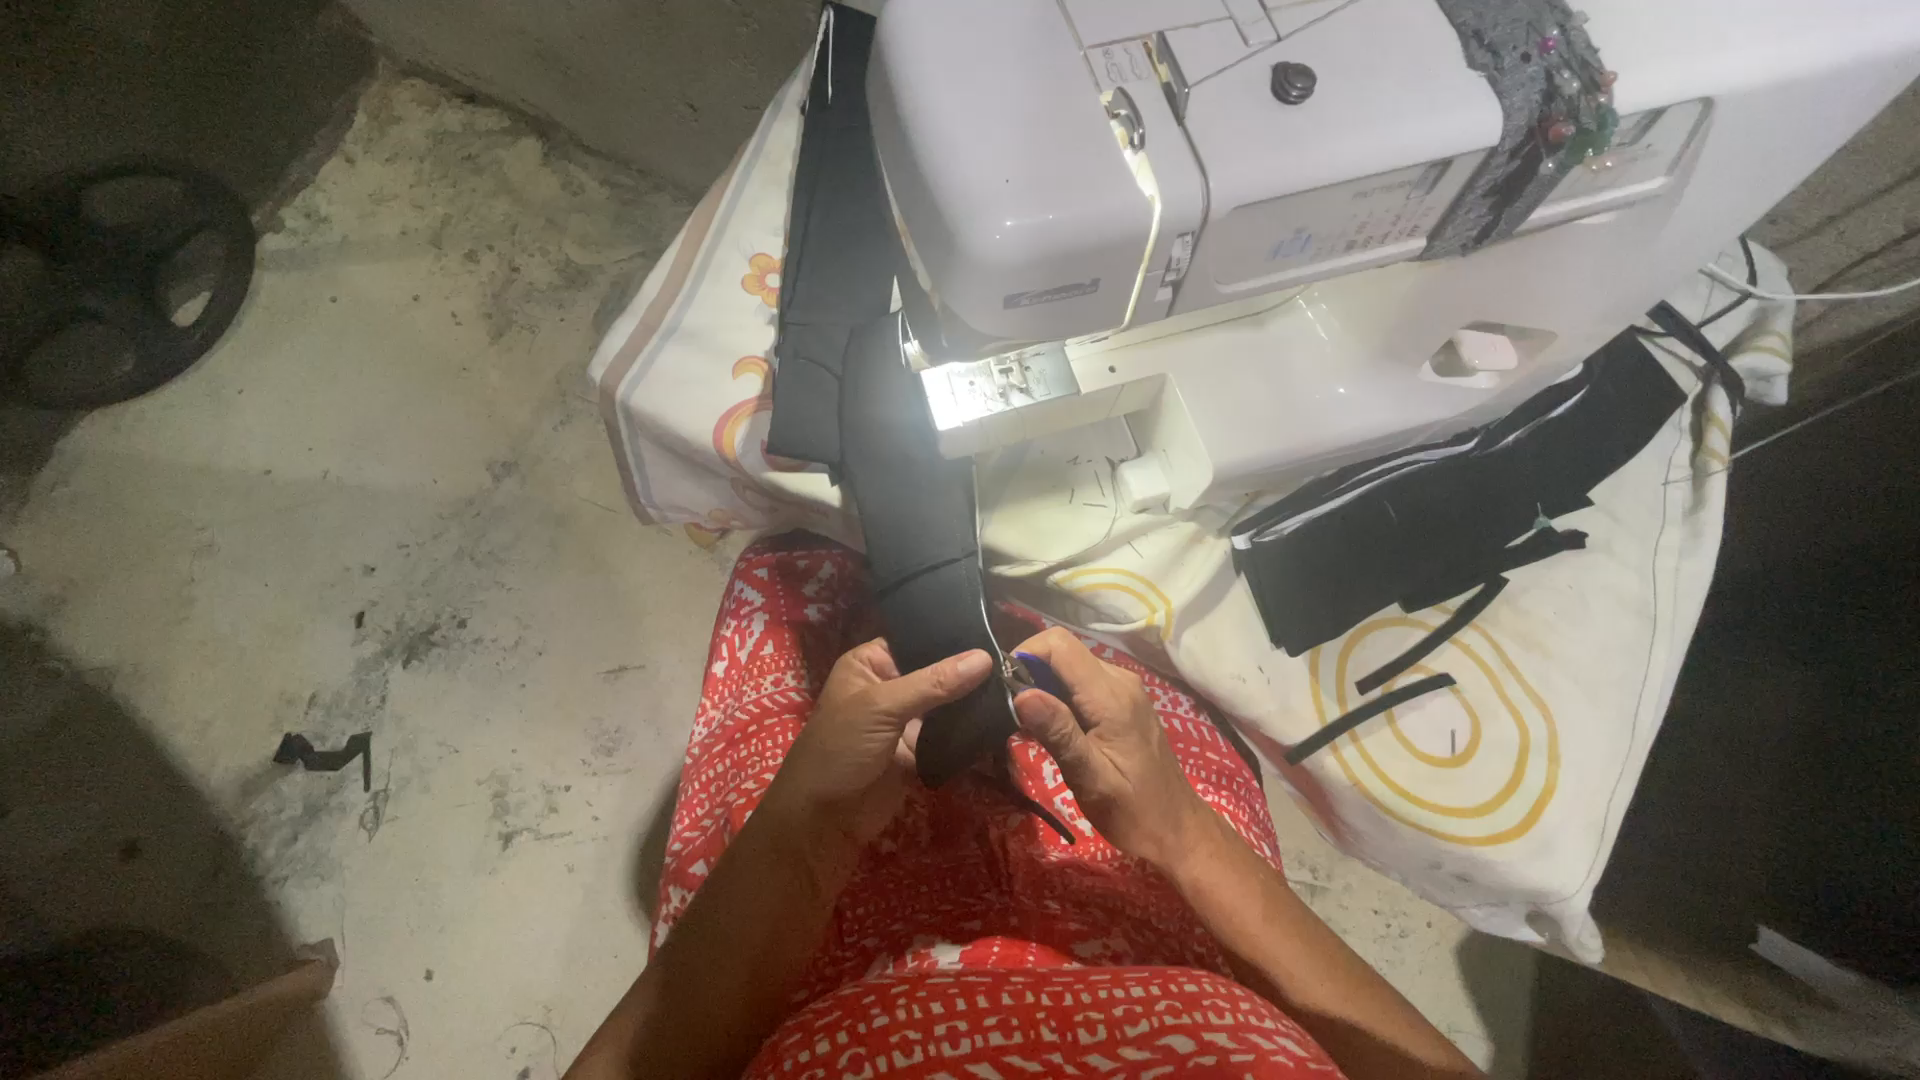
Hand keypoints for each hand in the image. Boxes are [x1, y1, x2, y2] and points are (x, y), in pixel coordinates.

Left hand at [761, 640, 993, 850]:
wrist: (823, 820)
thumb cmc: (840, 748)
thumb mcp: (882, 706)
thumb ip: (934, 683)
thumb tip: (985, 658)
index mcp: (871, 664)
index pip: (917, 640)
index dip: (950, 639)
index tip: (992, 635)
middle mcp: (890, 687)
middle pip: (937, 672)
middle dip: (970, 672)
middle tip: (1012, 665)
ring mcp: (907, 721)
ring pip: (948, 704)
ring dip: (974, 702)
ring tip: (1014, 688)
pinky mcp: (920, 751)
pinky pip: (951, 734)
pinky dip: (971, 731)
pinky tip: (1003, 718)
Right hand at [1010, 627, 1216, 870]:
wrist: (1178, 830)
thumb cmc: (1133, 812)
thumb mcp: (1090, 779)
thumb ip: (1058, 733)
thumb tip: (1021, 694)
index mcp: (1112, 696)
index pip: (1059, 644)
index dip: (1025, 655)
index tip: (1004, 690)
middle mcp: (1120, 680)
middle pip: (1063, 651)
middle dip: (1031, 673)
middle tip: (1013, 715)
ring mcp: (1124, 688)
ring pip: (1070, 664)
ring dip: (1044, 686)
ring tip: (1031, 726)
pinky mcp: (1123, 699)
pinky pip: (1083, 681)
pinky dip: (1061, 695)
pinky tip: (1055, 730)